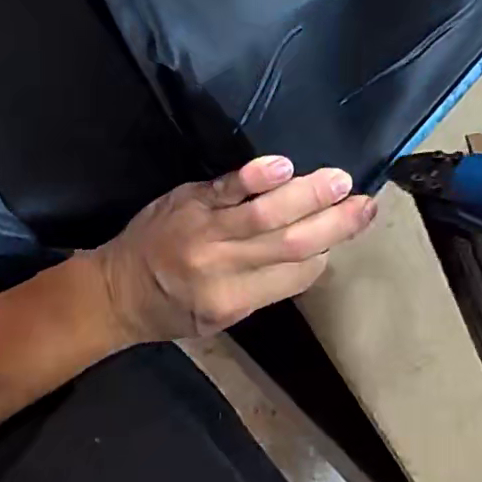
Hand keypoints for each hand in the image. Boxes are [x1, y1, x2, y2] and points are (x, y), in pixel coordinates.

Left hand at [90, 156, 374, 342]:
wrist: (116, 288)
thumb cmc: (172, 305)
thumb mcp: (219, 315)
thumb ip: (264, 284)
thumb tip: (315, 253)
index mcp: (234, 303)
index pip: (296, 275)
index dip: (326, 250)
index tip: (347, 227)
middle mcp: (223, 269)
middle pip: (290, 244)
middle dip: (333, 224)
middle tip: (365, 204)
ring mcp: (205, 231)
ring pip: (265, 214)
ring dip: (307, 197)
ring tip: (340, 181)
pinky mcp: (190, 200)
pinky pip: (227, 187)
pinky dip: (256, 177)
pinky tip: (283, 166)